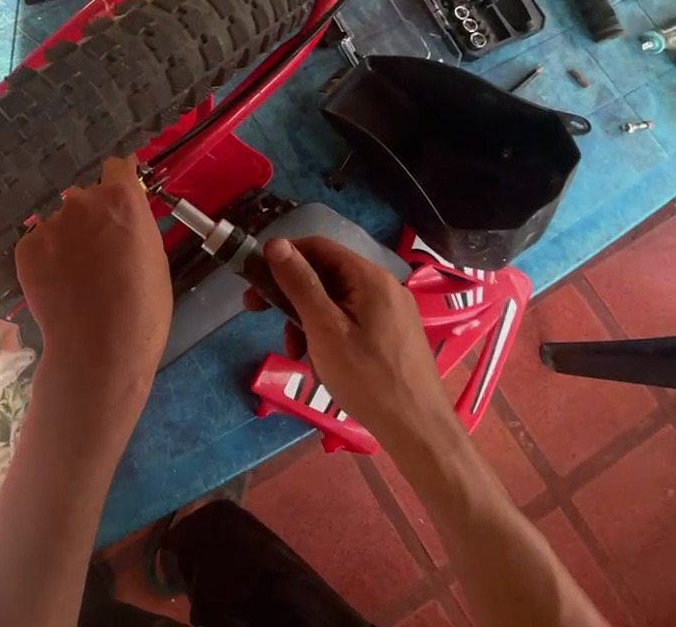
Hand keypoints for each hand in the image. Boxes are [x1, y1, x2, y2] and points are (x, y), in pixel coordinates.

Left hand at [15, 158, 170, 410]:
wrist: (99, 350)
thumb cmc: (142, 308)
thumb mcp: (155, 257)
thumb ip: (135, 226)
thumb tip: (123, 219)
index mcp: (121, 198)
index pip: (117, 166)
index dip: (119, 181)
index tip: (119, 194)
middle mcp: (82, 200)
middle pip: (86, 196)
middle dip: (92, 216)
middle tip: (99, 252)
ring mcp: (50, 223)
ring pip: (61, 222)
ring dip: (68, 238)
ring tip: (76, 275)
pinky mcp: (26, 247)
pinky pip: (40, 243)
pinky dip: (47, 258)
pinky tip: (58, 285)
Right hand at [247, 237, 461, 457]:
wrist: (420, 432)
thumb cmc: (368, 378)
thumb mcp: (324, 329)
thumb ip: (300, 283)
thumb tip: (275, 243)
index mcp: (369, 278)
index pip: (318, 246)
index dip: (283, 256)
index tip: (255, 278)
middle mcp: (382, 287)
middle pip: (325, 273)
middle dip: (290, 292)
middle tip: (257, 311)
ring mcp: (390, 312)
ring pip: (335, 300)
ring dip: (306, 318)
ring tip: (296, 351)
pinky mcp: (391, 334)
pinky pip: (350, 319)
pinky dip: (327, 332)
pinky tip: (320, 361)